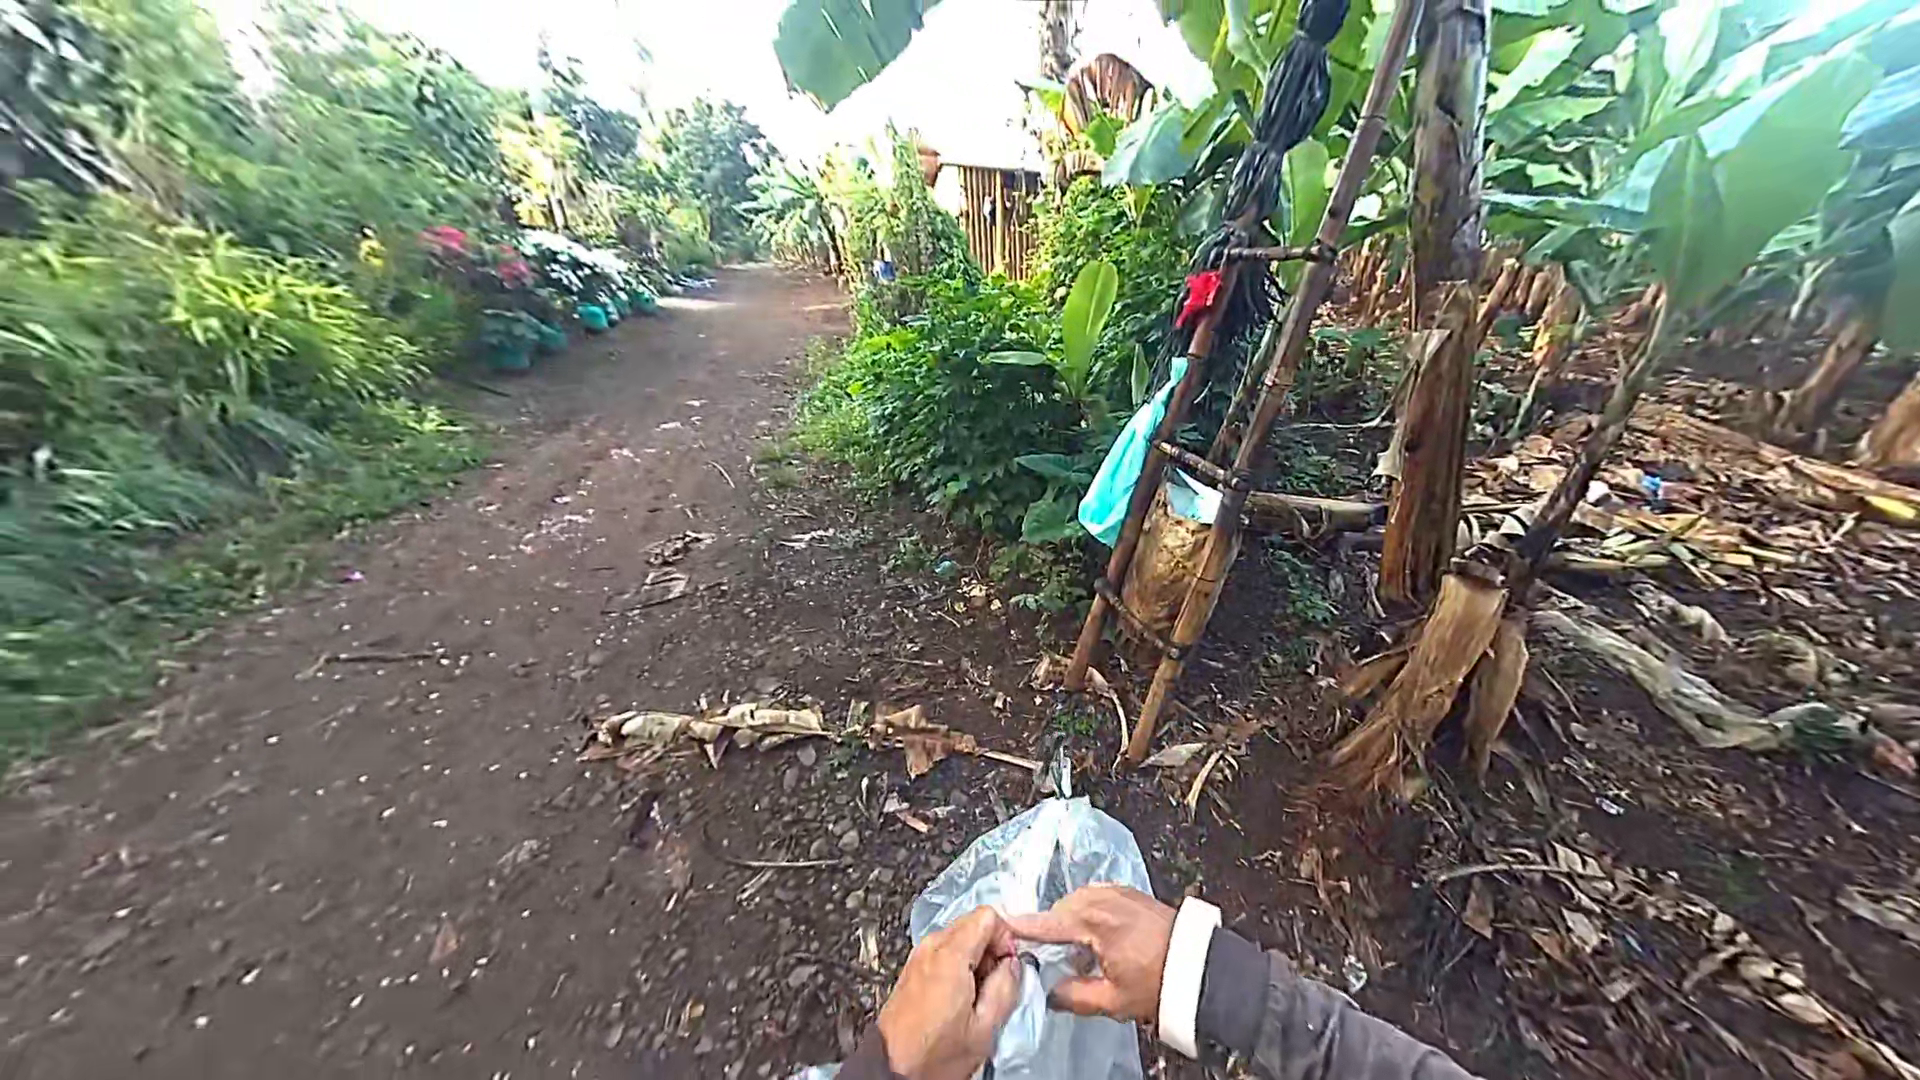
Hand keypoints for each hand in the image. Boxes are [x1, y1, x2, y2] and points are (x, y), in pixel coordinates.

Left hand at [876, 906, 1022, 1079]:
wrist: (891, 1069)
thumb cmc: (934, 1055)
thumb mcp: (983, 1029)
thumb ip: (1006, 988)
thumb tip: (1014, 965)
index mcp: (951, 953)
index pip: (988, 916)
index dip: (1005, 937)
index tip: (1008, 964)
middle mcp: (934, 944)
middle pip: (974, 922)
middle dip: (991, 948)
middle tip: (994, 984)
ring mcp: (921, 952)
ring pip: (961, 935)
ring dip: (976, 957)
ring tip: (976, 996)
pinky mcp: (915, 964)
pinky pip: (946, 949)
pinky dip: (960, 963)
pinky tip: (959, 997)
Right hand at [1005, 884, 1174, 1023]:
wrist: (1199, 965)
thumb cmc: (1157, 982)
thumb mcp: (1113, 1000)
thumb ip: (1074, 995)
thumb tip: (1050, 992)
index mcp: (1091, 920)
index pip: (1046, 924)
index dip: (1022, 926)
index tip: (1001, 923)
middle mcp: (1098, 897)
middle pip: (1060, 911)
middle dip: (1053, 931)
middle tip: (1052, 958)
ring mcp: (1113, 890)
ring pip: (1077, 904)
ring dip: (1071, 923)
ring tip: (1080, 954)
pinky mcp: (1125, 891)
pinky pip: (1094, 899)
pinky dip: (1088, 915)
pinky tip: (1097, 939)